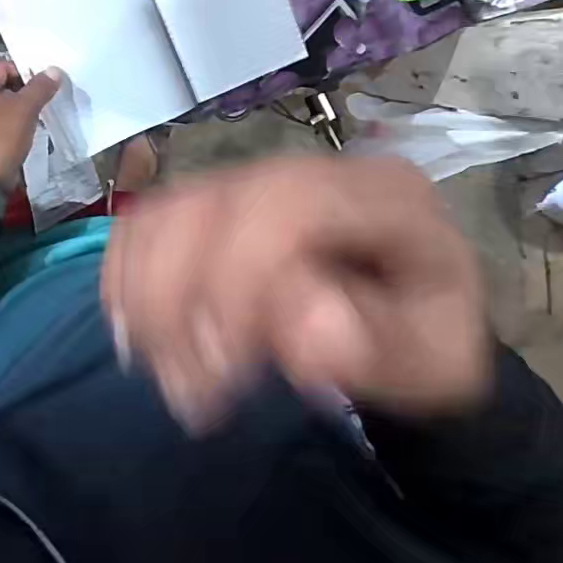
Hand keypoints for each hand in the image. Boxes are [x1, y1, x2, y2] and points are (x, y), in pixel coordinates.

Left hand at [0, 61, 61, 185]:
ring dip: (20, 108)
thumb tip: (54, 70)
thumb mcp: (24, 110)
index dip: (25, 72)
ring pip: (1, 104)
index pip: (2, 66)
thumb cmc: (0, 139)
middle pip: (1, 84)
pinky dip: (13, 122)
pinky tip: (28, 130)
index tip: (45, 85)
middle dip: (24, 90)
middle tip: (45, 99)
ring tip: (39, 115)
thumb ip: (40, 87)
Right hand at [100, 156, 489, 428]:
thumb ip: (384, 349)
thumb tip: (308, 329)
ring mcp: (264, 180)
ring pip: (175, 207)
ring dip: (149, 295)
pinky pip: (153, 217)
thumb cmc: (420, 341)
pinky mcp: (222, 201)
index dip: (240, 277)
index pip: (293, 205)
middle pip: (221, 201)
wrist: (403, 321)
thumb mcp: (433, 365)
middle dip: (184, 299)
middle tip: (189, 392)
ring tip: (165, 372)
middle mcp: (318, 171)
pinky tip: (136, 328)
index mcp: (383, 195)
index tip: (223, 369)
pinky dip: (128, 273)